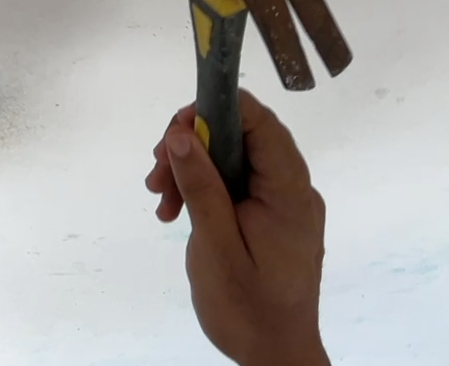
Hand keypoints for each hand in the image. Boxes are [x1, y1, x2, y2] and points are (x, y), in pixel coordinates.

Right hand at [145, 92, 330, 365]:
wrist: (274, 360)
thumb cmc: (247, 307)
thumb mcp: (216, 245)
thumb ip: (200, 185)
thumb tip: (179, 131)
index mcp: (289, 193)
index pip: (260, 122)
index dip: (216, 109)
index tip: (175, 128)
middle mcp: (291, 189)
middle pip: (239, 135)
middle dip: (191, 144)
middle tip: (157, 171)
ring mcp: (280, 201)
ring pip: (230, 156)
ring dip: (189, 167)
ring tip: (161, 198)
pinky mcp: (267, 214)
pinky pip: (232, 180)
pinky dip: (200, 185)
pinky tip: (175, 209)